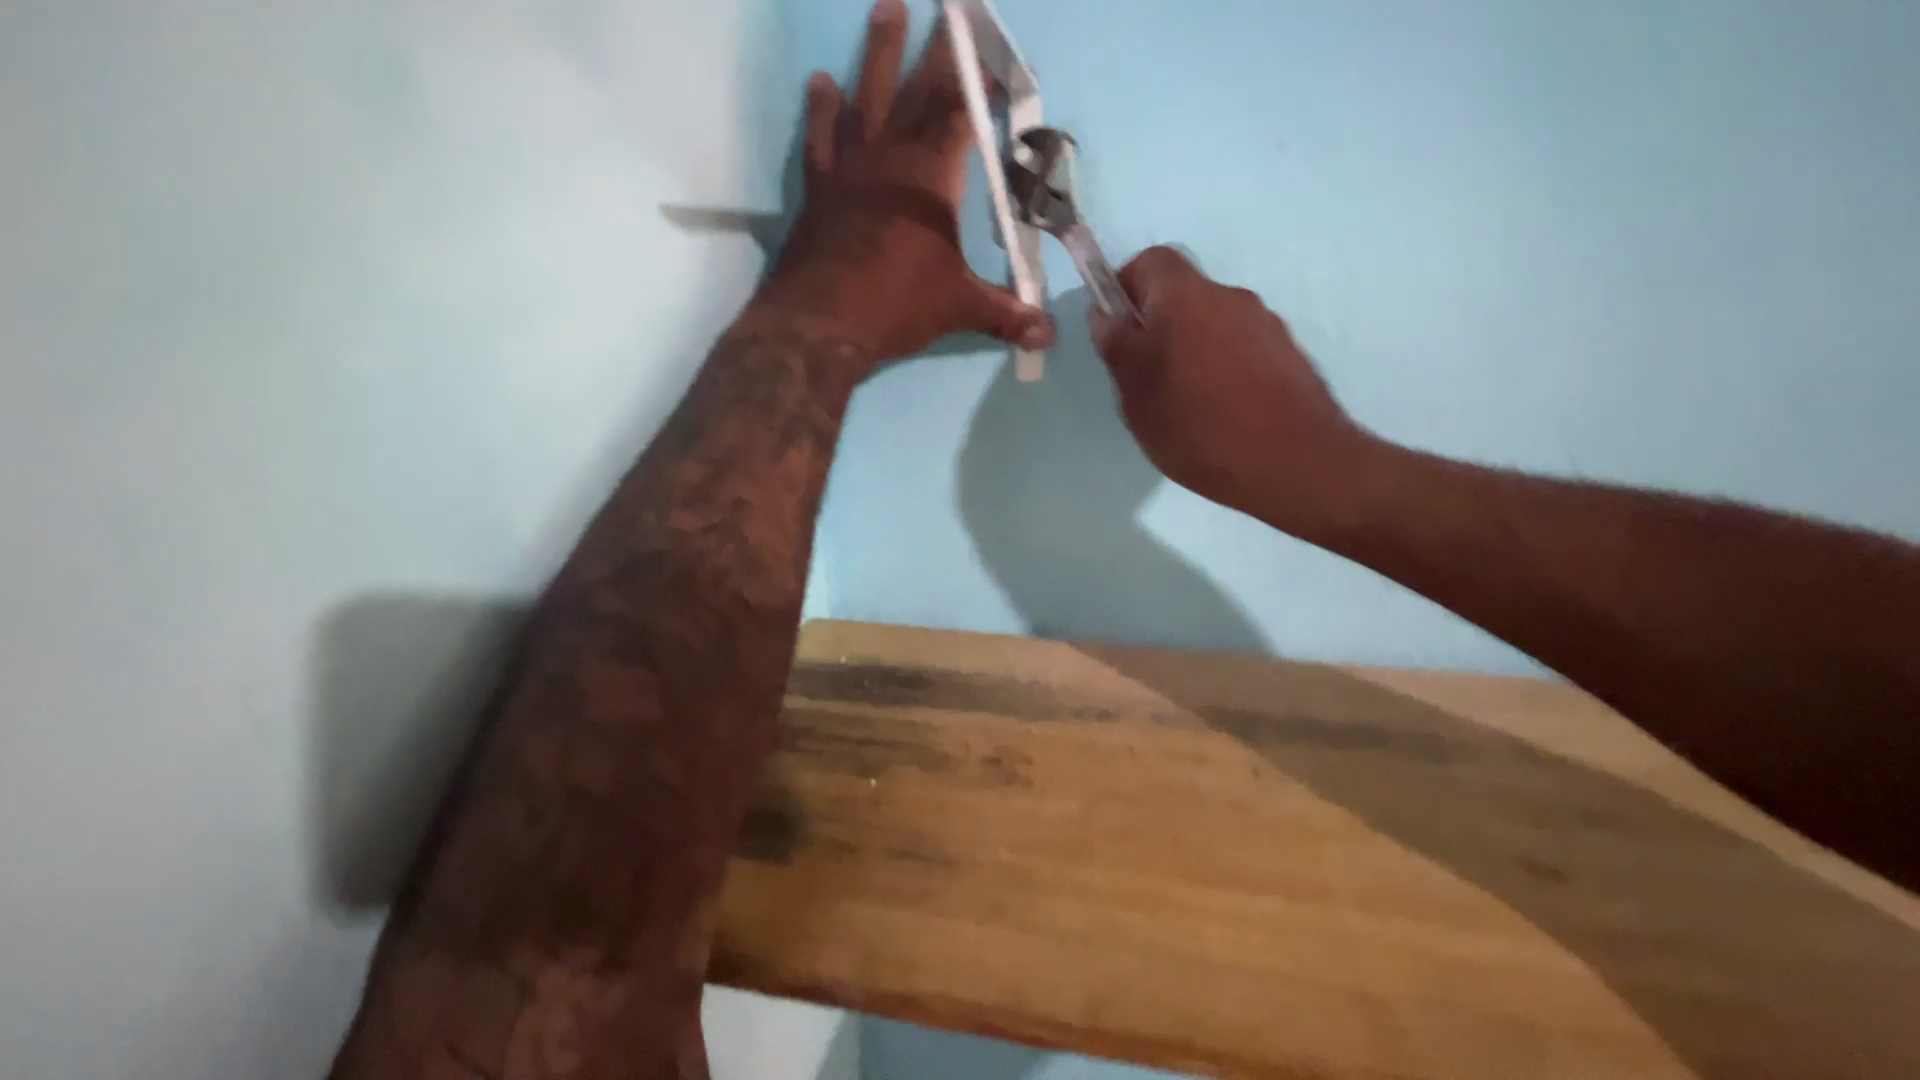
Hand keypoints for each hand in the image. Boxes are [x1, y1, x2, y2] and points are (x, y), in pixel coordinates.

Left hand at [756, 0, 1054, 372]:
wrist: (819, 323)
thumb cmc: (896, 305)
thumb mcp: (959, 308)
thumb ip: (1005, 314)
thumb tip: (1049, 335)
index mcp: (931, 179)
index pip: (960, 117)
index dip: (979, 87)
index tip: (995, 63)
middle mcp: (890, 160)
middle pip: (918, 91)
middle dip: (937, 48)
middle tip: (946, 6)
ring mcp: (849, 170)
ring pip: (866, 97)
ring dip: (878, 53)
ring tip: (887, 6)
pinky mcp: (818, 191)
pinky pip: (820, 139)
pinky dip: (820, 110)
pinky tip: (821, 82)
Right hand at [1089, 247, 1375, 516]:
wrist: (1296, 463)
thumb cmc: (1199, 427)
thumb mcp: (1136, 394)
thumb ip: (1118, 347)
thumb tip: (1107, 314)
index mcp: (1186, 297)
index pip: (1150, 262)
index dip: (1126, 288)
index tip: (1117, 331)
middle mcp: (1230, 297)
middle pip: (1182, 296)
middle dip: (1158, 328)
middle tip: (1146, 379)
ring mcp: (1266, 325)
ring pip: (1213, 325)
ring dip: (1193, 351)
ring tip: (1187, 406)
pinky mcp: (1289, 356)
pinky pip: (1241, 350)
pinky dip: (1224, 371)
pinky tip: (1222, 416)